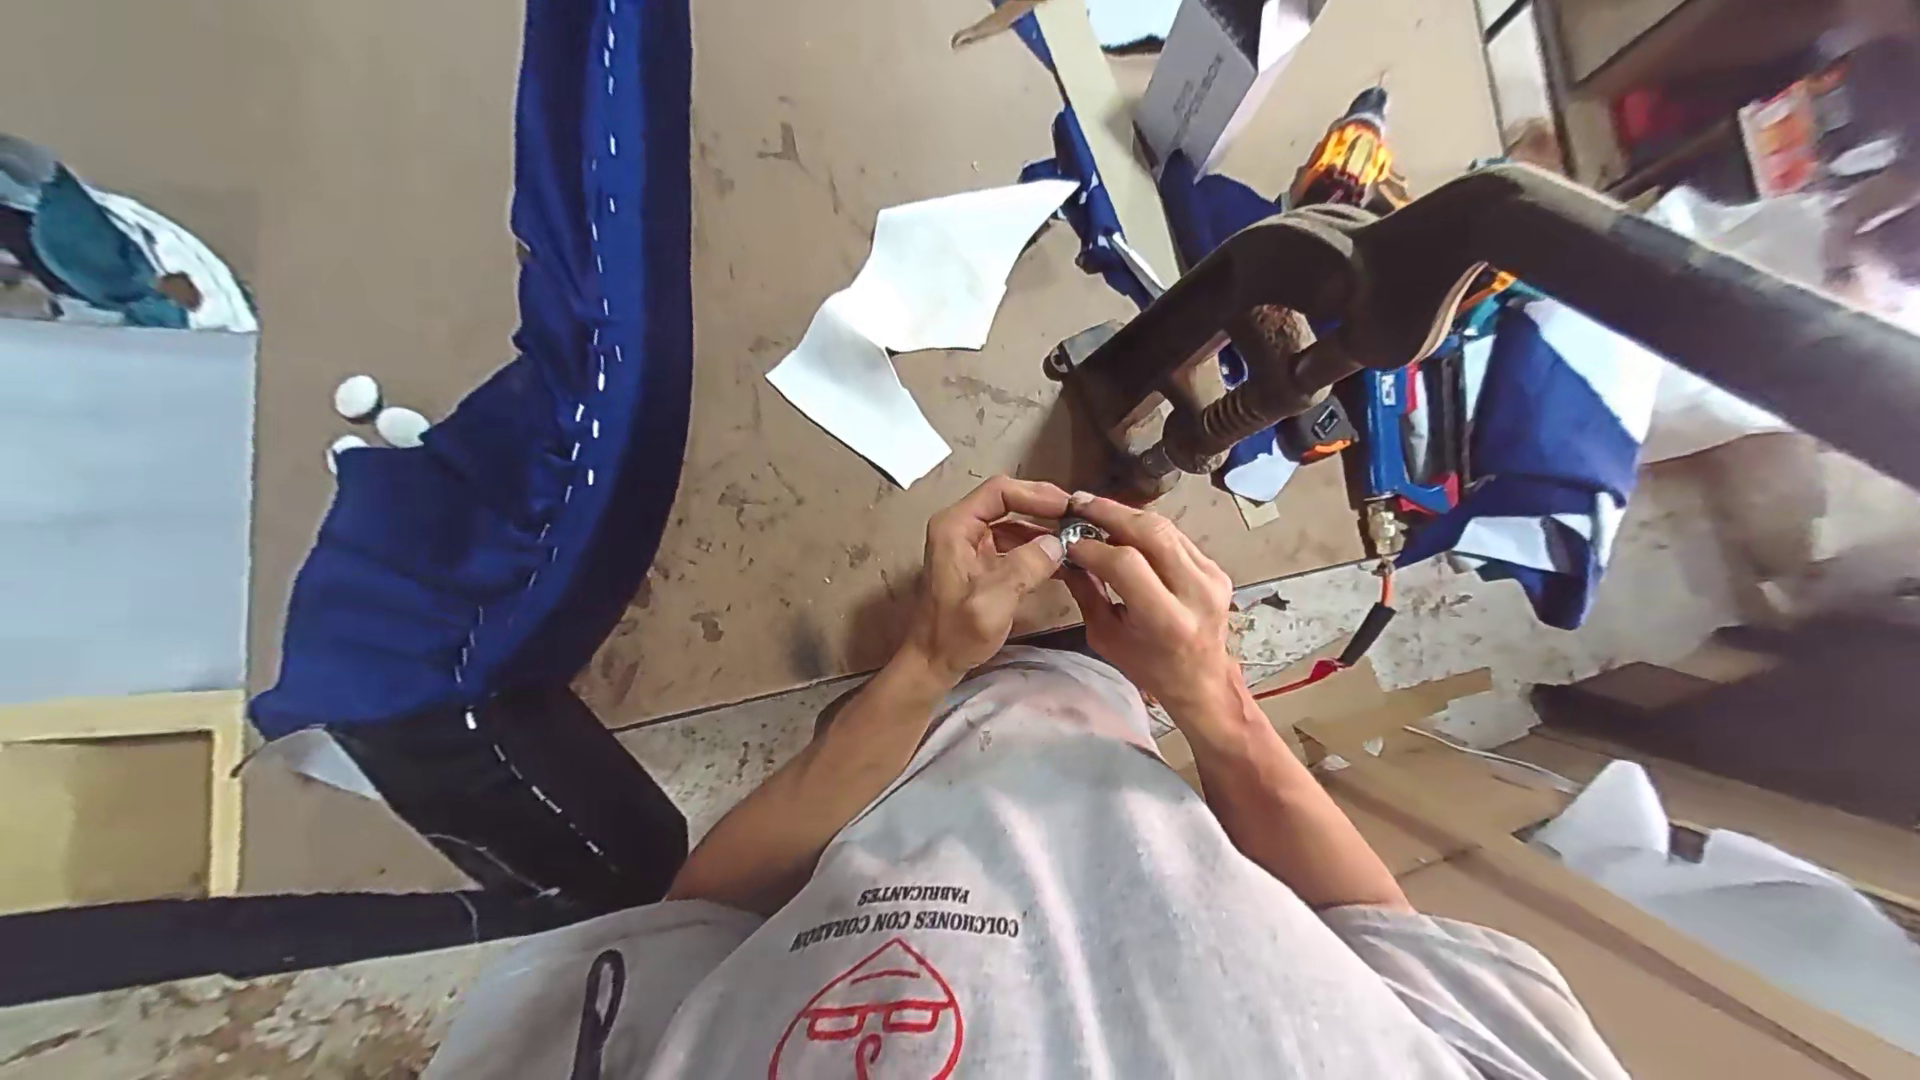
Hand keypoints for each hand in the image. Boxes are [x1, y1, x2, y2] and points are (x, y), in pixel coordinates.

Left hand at [899, 475, 1070, 686]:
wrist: (933, 661)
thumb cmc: (955, 633)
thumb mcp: (992, 601)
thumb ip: (1024, 568)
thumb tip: (1059, 543)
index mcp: (955, 526)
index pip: (1000, 491)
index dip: (1037, 495)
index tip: (1069, 507)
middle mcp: (961, 527)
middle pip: (1008, 501)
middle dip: (1045, 508)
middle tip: (1079, 519)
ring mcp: (970, 544)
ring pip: (1014, 521)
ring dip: (1044, 528)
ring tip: (1076, 538)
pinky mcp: (981, 562)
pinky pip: (1013, 543)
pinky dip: (1037, 548)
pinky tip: (1061, 559)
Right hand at [1058, 492, 1246, 728]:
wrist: (1202, 681)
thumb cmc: (1148, 666)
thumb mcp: (1106, 635)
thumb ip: (1087, 591)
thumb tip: (1064, 555)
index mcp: (1166, 620)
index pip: (1126, 564)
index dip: (1092, 547)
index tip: (1067, 541)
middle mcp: (1195, 593)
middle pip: (1151, 533)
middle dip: (1110, 513)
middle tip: (1079, 504)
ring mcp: (1212, 577)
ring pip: (1164, 527)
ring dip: (1126, 515)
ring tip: (1095, 510)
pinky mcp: (1216, 569)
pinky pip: (1175, 535)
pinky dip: (1144, 527)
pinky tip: (1122, 526)